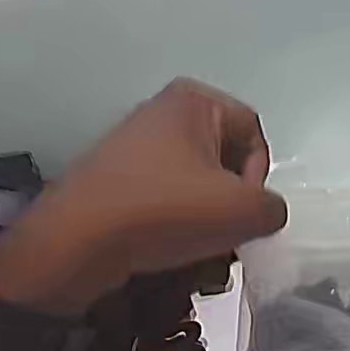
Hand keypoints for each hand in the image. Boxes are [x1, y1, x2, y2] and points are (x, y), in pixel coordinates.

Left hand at [0, 79, 288, 313]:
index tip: (242, 210)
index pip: (253, 132)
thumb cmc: (163, 212)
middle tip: (223, 235)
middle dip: (230, 201)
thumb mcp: (241, 211)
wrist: (76, 243)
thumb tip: (260, 213)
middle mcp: (159, 112)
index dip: (259, 175)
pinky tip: (167, 250)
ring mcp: (132, 147)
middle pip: (222, 159)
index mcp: (192, 100)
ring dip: (204, 219)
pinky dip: (173, 224)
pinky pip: (162, 198)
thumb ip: (272, 208)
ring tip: (195, 249)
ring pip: (193, 184)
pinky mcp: (114, 180)